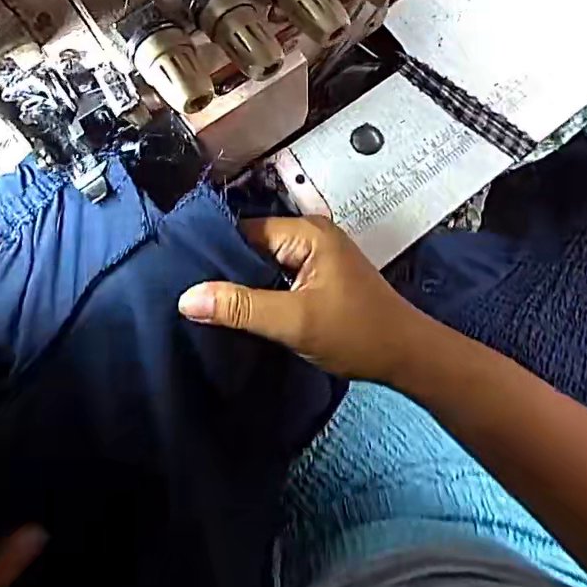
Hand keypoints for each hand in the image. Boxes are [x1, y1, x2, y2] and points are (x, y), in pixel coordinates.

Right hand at [177, 216, 439, 382]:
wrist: (405, 355)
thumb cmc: (357, 333)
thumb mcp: (294, 321)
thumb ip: (242, 306)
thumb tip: (188, 297)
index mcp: (307, 232)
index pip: (245, 232)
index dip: (214, 253)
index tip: (181, 275)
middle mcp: (310, 234)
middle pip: (253, 245)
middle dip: (226, 269)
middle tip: (189, 295)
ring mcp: (316, 254)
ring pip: (264, 262)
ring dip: (243, 282)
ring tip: (206, 304)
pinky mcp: (317, 274)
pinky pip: (278, 274)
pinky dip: (261, 290)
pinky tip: (240, 310)